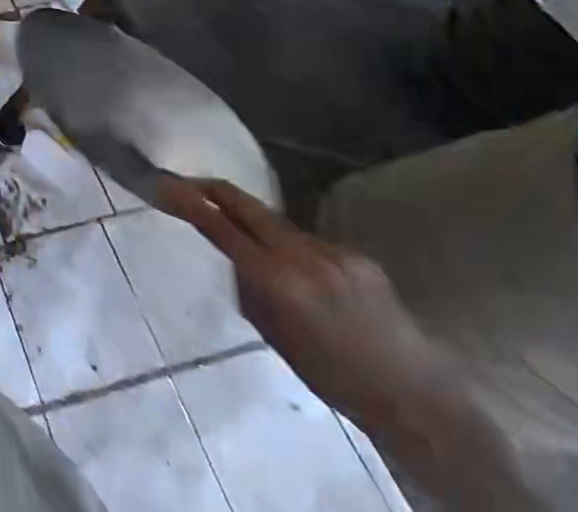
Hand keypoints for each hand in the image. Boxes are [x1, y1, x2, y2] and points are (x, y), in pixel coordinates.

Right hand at [153, 177, 545, 509]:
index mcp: (279, 280)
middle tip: (187, 183)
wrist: (411, 393)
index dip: (190, 203)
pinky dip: (290, 247)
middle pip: (249, 208)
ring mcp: (334, 251)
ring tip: (246, 241)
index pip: (223, 229)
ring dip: (255, 224)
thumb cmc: (331, 376)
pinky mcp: (356, 255)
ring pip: (279, 224)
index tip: (165, 185)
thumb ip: (250, 288)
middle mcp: (305, 255)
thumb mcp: (274, 335)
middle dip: (215, 191)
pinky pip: (309, 241)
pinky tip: (298, 273)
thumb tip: (236, 257)